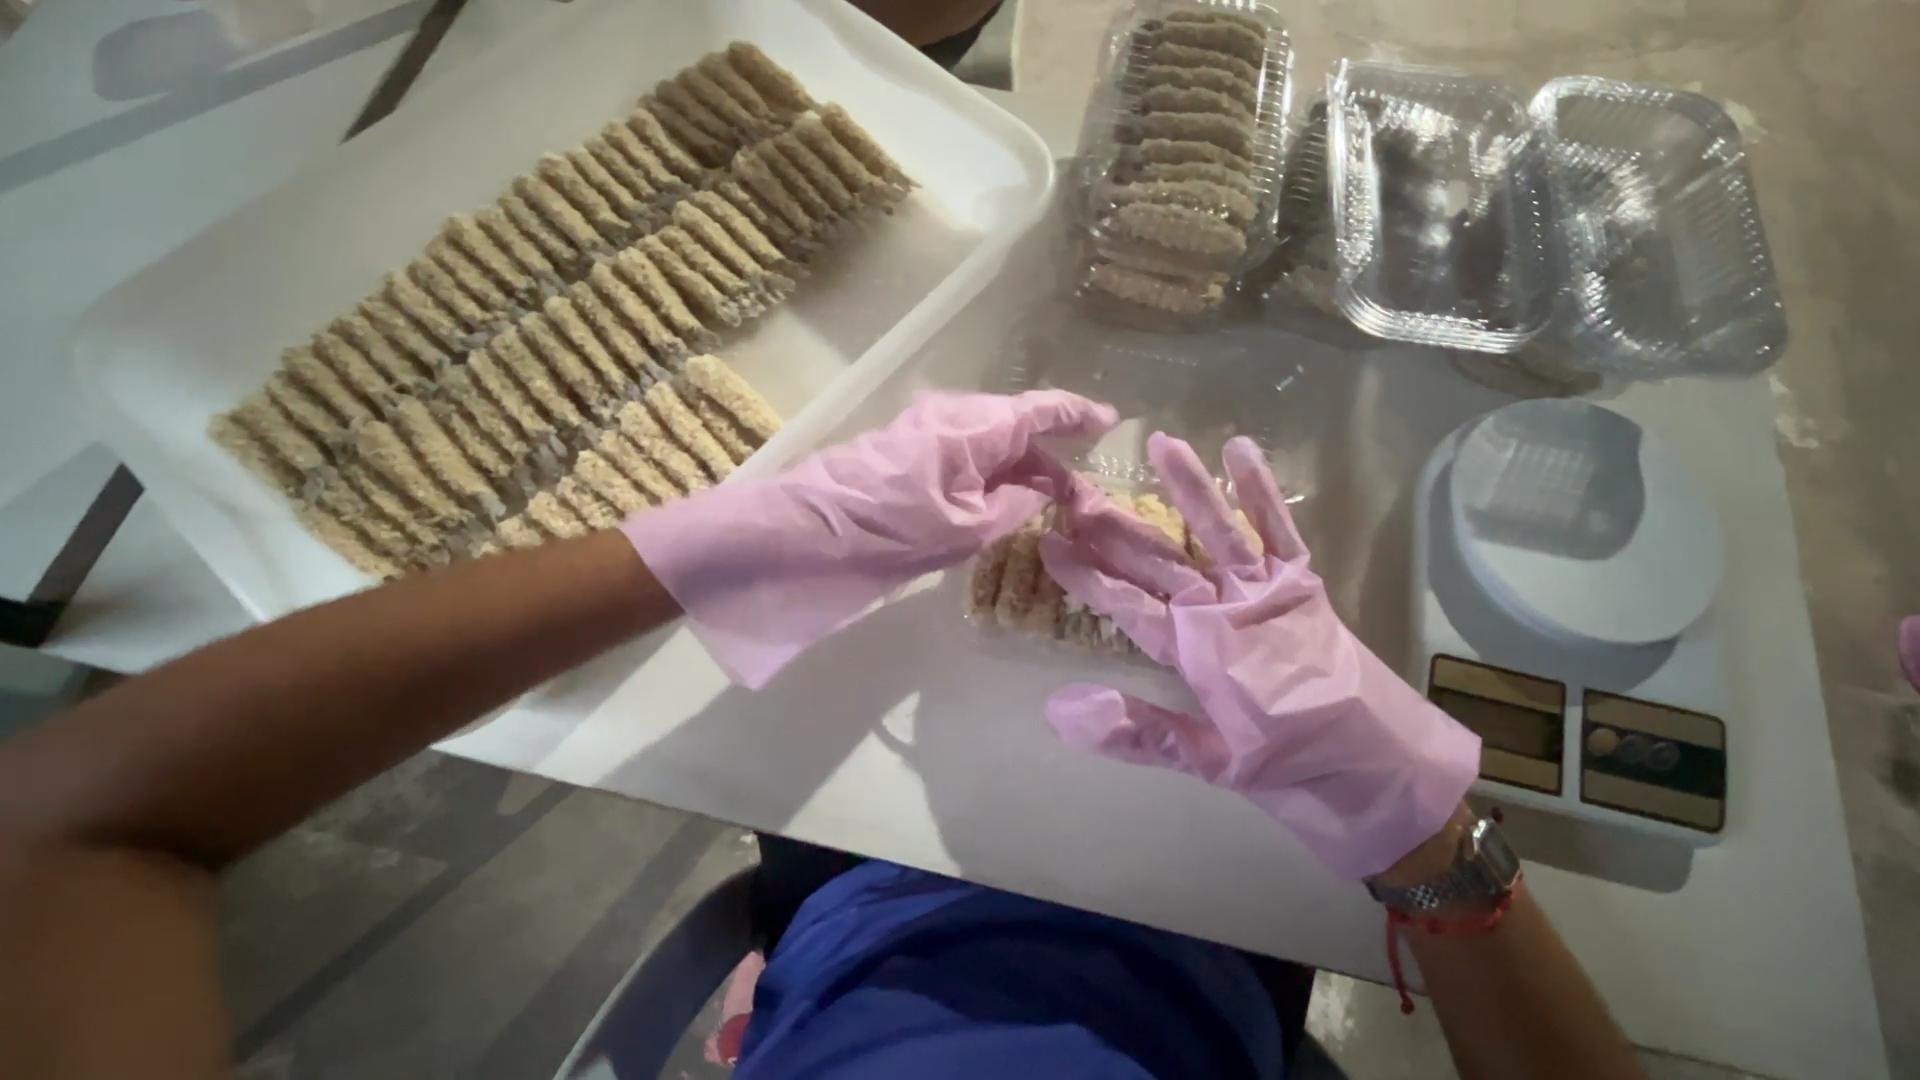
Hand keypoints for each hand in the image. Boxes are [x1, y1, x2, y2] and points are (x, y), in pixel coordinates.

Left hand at [623, 390, 1117, 687]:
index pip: (1042, 409)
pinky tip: (994, 504)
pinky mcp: (902, 449)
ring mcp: (923, 429)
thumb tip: (1042, 486)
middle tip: (1077, 499)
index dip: (1079, 415)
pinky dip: (986, 474)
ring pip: (987, 443)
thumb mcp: (967, 530)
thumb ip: (1016, 503)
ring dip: (1016, 470)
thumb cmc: (889, 533)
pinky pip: (960, 454)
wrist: (798, 534)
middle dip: (1050, 459)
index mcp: (976, 424)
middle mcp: (952, 414)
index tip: (1111, 421)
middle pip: (1016, 427)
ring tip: (1042, 507)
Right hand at [1039, 433, 1480, 878]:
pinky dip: (1262, 492)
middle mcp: (1228, 612)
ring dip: (1190, 489)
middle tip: (1077, 491)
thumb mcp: (1215, 763)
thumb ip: (1140, 731)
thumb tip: (1059, 709)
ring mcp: (1269, 594)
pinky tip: (1241, 451)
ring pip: (1218, 533)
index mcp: (1200, 653)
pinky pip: (1281, 531)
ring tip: (1159, 443)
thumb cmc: (1297, 773)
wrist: (1392, 775)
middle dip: (1117, 528)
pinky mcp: (1306, 588)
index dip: (1087, 576)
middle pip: (1163, 561)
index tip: (1049, 543)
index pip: (1128, 605)